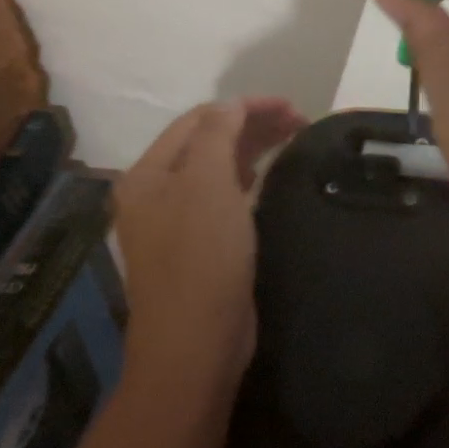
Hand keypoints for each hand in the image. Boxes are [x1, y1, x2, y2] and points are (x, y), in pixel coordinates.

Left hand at [113, 99, 305, 386]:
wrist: (195, 343)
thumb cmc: (200, 256)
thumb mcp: (208, 184)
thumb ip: (219, 134)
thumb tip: (232, 104)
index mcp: (147, 175)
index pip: (199, 120)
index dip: (245, 106)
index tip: (291, 106)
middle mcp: (155, 193)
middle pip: (207, 141)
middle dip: (252, 124)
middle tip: (301, 120)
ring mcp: (175, 221)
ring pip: (217, 168)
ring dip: (252, 147)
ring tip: (292, 138)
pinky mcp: (198, 246)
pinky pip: (223, 195)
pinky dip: (247, 176)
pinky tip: (266, 174)